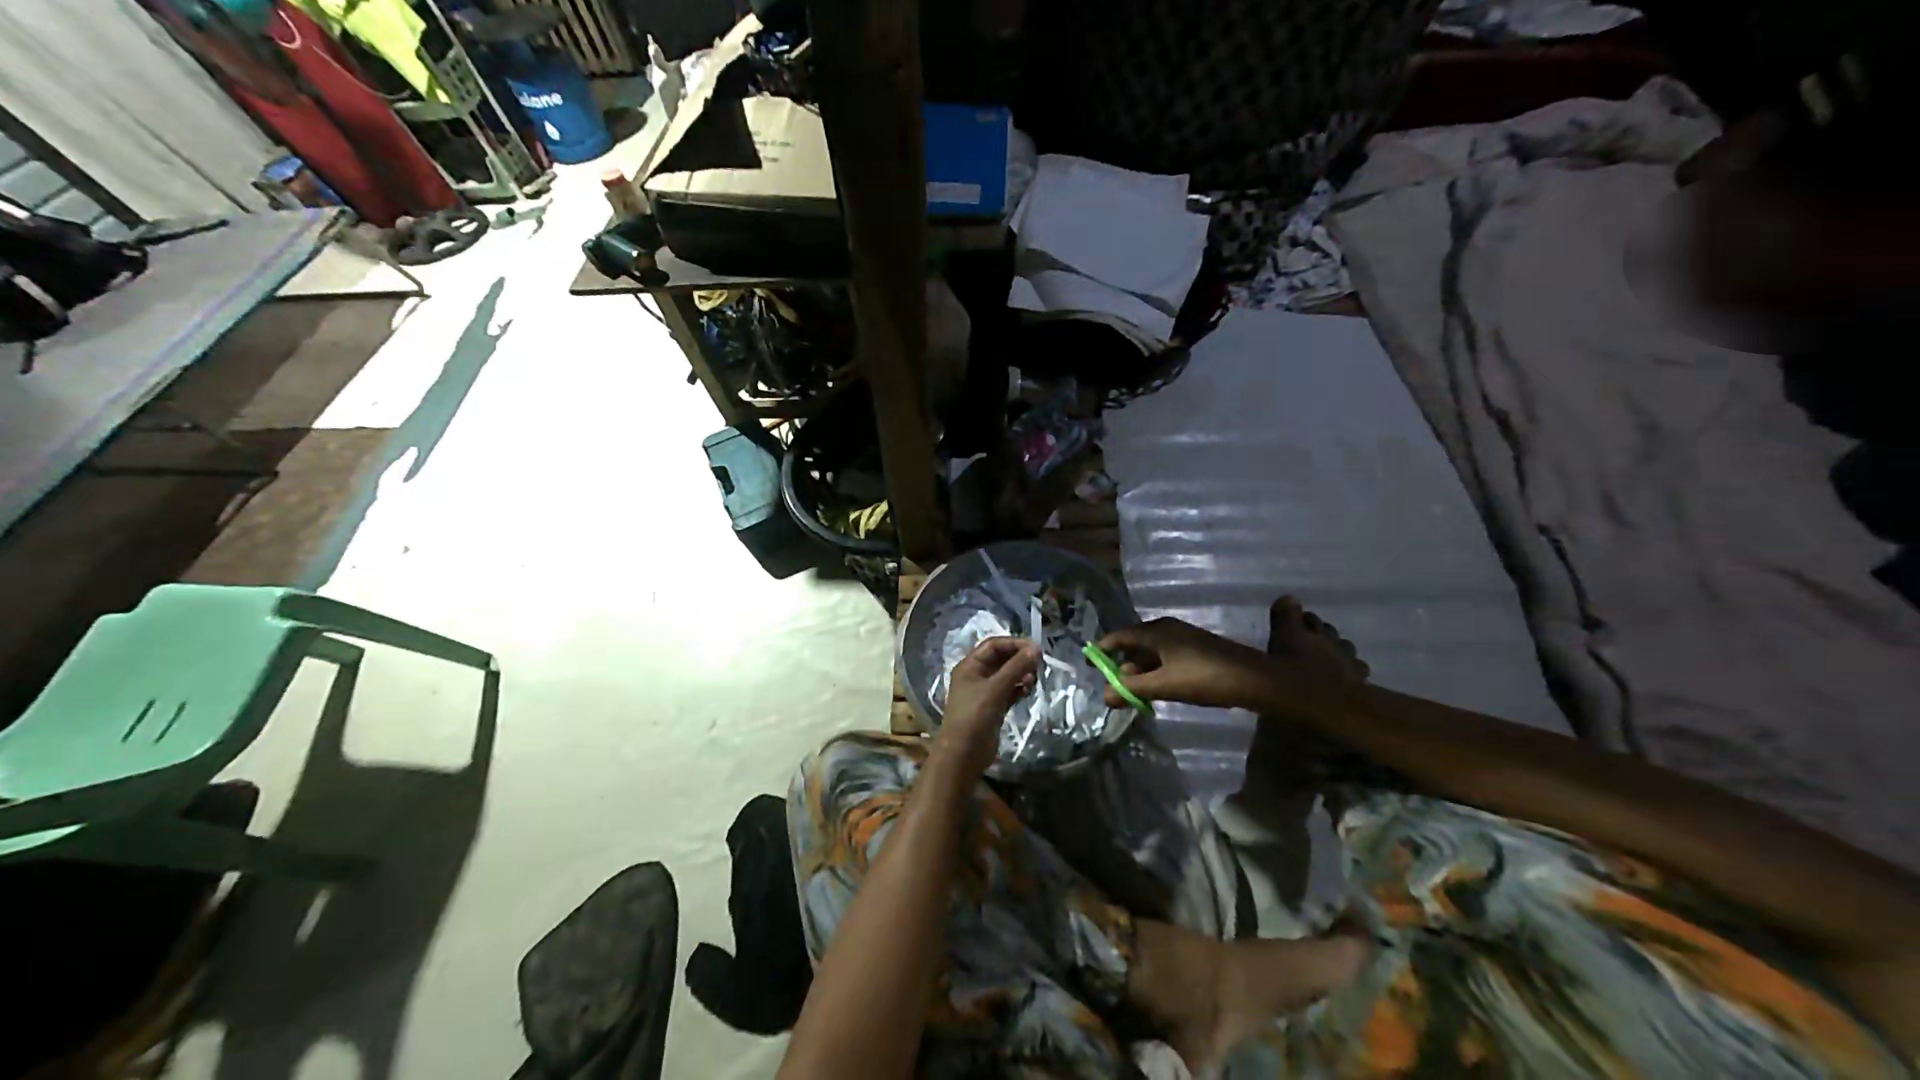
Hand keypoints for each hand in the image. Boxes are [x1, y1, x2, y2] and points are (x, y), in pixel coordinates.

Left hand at [934, 637, 1039, 777]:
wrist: (963, 754)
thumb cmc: (974, 716)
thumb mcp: (995, 688)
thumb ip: (1015, 667)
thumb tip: (1036, 648)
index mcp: (970, 666)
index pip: (994, 645)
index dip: (1014, 644)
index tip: (1036, 649)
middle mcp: (976, 676)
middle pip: (1001, 659)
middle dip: (1019, 659)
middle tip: (1038, 665)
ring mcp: (985, 692)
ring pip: (1007, 675)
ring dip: (1021, 674)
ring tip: (1033, 680)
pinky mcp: (994, 707)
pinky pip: (1010, 691)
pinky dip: (1019, 688)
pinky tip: (1028, 691)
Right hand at [1098, 601, 1367, 718]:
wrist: (1254, 678)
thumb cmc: (1204, 678)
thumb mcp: (1163, 685)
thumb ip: (1132, 689)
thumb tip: (1104, 695)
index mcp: (1156, 632)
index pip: (1120, 637)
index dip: (1103, 649)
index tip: (1090, 662)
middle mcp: (1168, 629)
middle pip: (1135, 643)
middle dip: (1121, 662)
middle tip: (1111, 684)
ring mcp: (1184, 638)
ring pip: (1152, 651)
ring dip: (1140, 669)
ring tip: (1132, 690)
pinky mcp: (1197, 649)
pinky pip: (1166, 656)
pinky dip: (1155, 669)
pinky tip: (1158, 686)